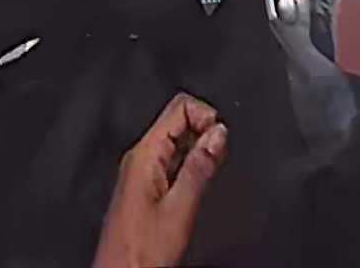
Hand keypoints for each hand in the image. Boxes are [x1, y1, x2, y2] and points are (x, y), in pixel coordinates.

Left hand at [92, 93, 228, 267]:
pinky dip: (189, 165)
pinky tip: (196, 186)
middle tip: (219, 156)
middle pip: (178, 120)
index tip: (221, 137)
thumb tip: (219, 133)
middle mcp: (140, 157)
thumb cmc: (138, 254)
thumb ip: (200, 168)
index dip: (205, 115)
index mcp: (145, 153)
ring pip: (176, 141)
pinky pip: (171, 160)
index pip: (179, 106)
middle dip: (204, 132)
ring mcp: (141, 172)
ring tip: (209, 173)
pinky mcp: (144, 188)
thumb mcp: (178, 210)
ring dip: (198, 149)